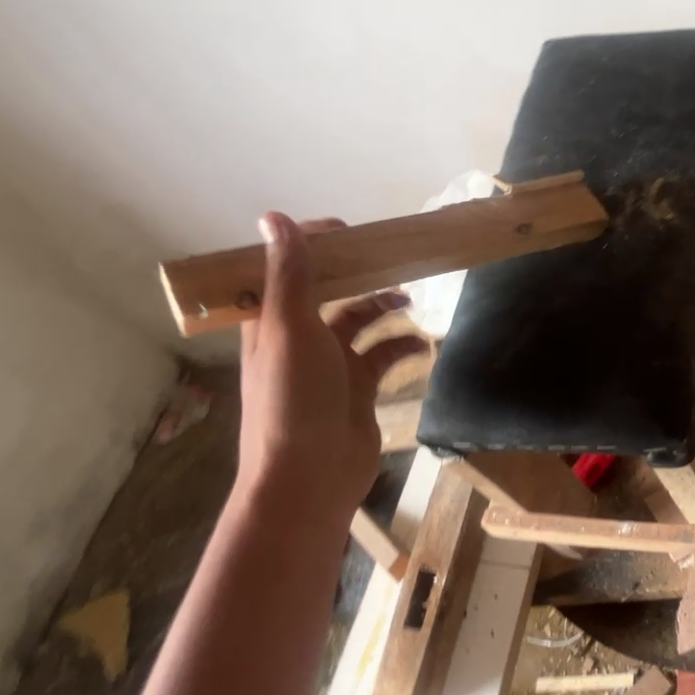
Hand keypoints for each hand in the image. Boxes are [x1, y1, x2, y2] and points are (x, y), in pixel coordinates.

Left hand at [237, 212, 427, 522]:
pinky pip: (384, 355)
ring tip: (410, 297)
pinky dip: (404, 344)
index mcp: (270, 322)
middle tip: (391, 257)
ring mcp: (331, 365)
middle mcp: (298, 338)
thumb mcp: (290, 328)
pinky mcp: (359, 388)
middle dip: (357, 274)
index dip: (313, 246)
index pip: (286, 270)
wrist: (309, 476)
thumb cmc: (293, 398)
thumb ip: (290, 275)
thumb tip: (273, 217)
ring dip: (384, 306)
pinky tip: (424, 343)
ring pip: (360, 321)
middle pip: (328, 292)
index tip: (351, 233)